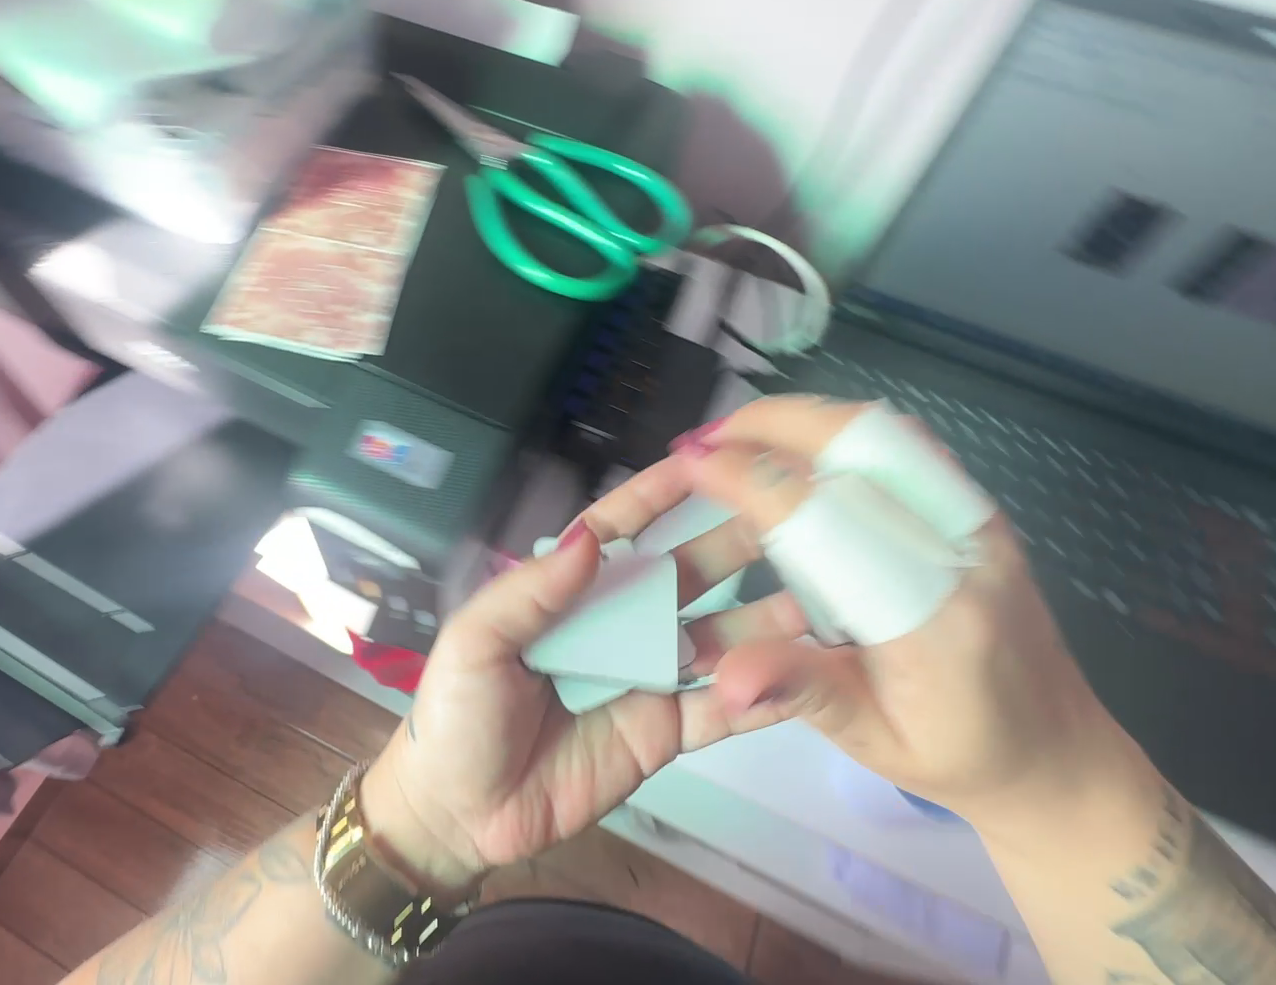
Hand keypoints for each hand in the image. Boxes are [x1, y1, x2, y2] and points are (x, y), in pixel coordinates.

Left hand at [359, 455, 795, 892]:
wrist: (463, 814)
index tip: (704, 462)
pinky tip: (801, 672)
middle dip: (730, 547)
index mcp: (566, 595)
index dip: (657, 498)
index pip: (618, 533)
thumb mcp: (476, 643)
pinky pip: (717, 709)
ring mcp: (643, 678)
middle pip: (680, 577)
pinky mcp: (663, 732)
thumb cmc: (457, 716)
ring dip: (761, 619)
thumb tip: (588, 538)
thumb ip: (531, 591)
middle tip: (790, 520)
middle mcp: (613, 626)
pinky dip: (758, 692)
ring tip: (818, 594)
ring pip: (712, 638)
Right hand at [680, 396, 1149, 834]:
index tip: (689, 462)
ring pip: (882, 431)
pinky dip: (832, 430)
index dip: (752, 480)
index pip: (828, 518)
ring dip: (798, 419)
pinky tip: (790, 448)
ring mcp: (974, 520)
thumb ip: (797, 691)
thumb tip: (719, 674)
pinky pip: (897, 444)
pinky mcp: (972, 510)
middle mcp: (961, 548)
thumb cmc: (957, 753)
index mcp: (932, 613)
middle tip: (702, 439)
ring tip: (732, 437)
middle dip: (770, 424)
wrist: (1058, 753)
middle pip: (863, 443)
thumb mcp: (870, 740)